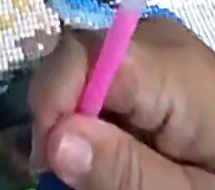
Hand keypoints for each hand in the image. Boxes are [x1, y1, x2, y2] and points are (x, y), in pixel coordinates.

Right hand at [28, 18, 214, 189]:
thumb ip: (125, 172)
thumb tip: (54, 141)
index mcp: (167, 65)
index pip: (82, 54)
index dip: (52, 101)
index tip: (47, 166)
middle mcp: (156, 39)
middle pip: (80, 59)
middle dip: (62, 116)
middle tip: (68, 182)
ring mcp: (160, 49)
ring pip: (90, 71)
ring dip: (81, 123)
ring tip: (98, 178)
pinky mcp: (163, 67)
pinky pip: (112, 81)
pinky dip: (104, 122)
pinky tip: (121, 161)